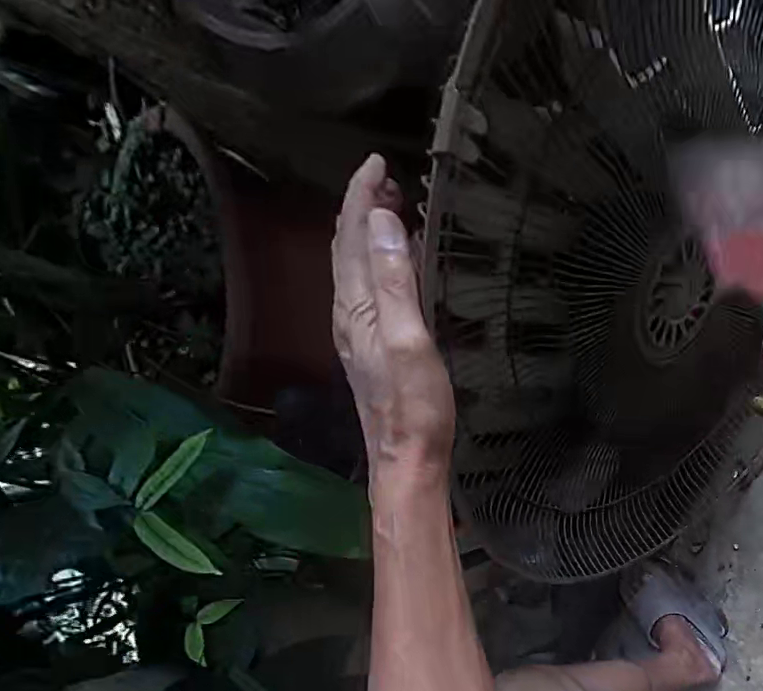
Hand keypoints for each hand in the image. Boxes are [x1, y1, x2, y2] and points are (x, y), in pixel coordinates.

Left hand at [331, 154, 452, 471]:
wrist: (406, 458)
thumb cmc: (414, 407)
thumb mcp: (409, 342)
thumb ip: (396, 283)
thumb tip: (385, 220)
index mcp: (357, 307)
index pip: (353, 235)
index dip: (362, 193)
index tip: (379, 160)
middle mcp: (349, 314)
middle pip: (348, 246)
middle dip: (362, 205)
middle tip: (389, 177)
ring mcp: (358, 333)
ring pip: (355, 268)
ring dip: (369, 233)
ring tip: (392, 209)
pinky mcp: (371, 348)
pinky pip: (368, 290)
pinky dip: (379, 263)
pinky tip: (396, 267)